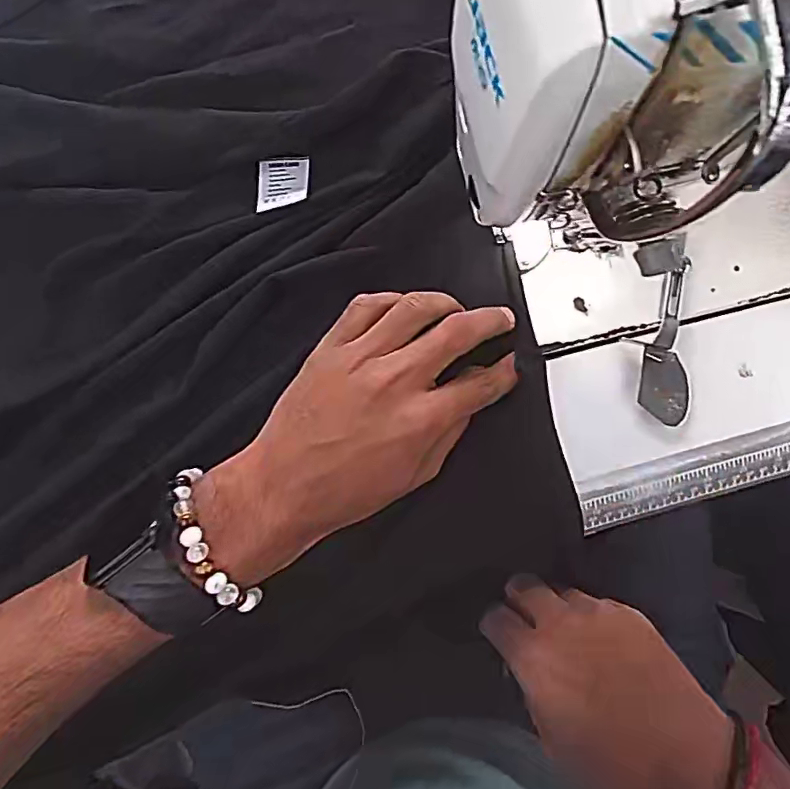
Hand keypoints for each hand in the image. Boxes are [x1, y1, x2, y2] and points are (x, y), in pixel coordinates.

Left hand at [195, 291, 518, 582]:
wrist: (283, 486)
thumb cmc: (341, 489)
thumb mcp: (415, 475)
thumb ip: (450, 433)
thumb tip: (470, 402)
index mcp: (419, 419)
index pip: (479, 382)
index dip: (503, 371)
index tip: (507, 365)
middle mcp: (392, 381)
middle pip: (457, 331)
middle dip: (490, 321)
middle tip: (499, 320)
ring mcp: (359, 359)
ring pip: (414, 307)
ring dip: (446, 302)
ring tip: (455, 308)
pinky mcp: (330, 348)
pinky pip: (366, 306)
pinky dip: (392, 299)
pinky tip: (403, 306)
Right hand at [481, 577, 733, 788]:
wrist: (686, 755)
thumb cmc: (612, 766)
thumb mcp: (552, 742)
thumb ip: (531, 696)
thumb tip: (525, 676)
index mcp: (533, 656)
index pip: (494, 617)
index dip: (491, 624)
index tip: (496, 633)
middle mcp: (560, 623)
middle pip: (523, 585)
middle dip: (517, 597)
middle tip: (524, 617)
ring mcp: (598, 612)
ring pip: (562, 591)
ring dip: (557, 607)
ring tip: (566, 629)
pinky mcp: (630, 613)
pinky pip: (598, 603)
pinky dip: (592, 616)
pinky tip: (602, 638)